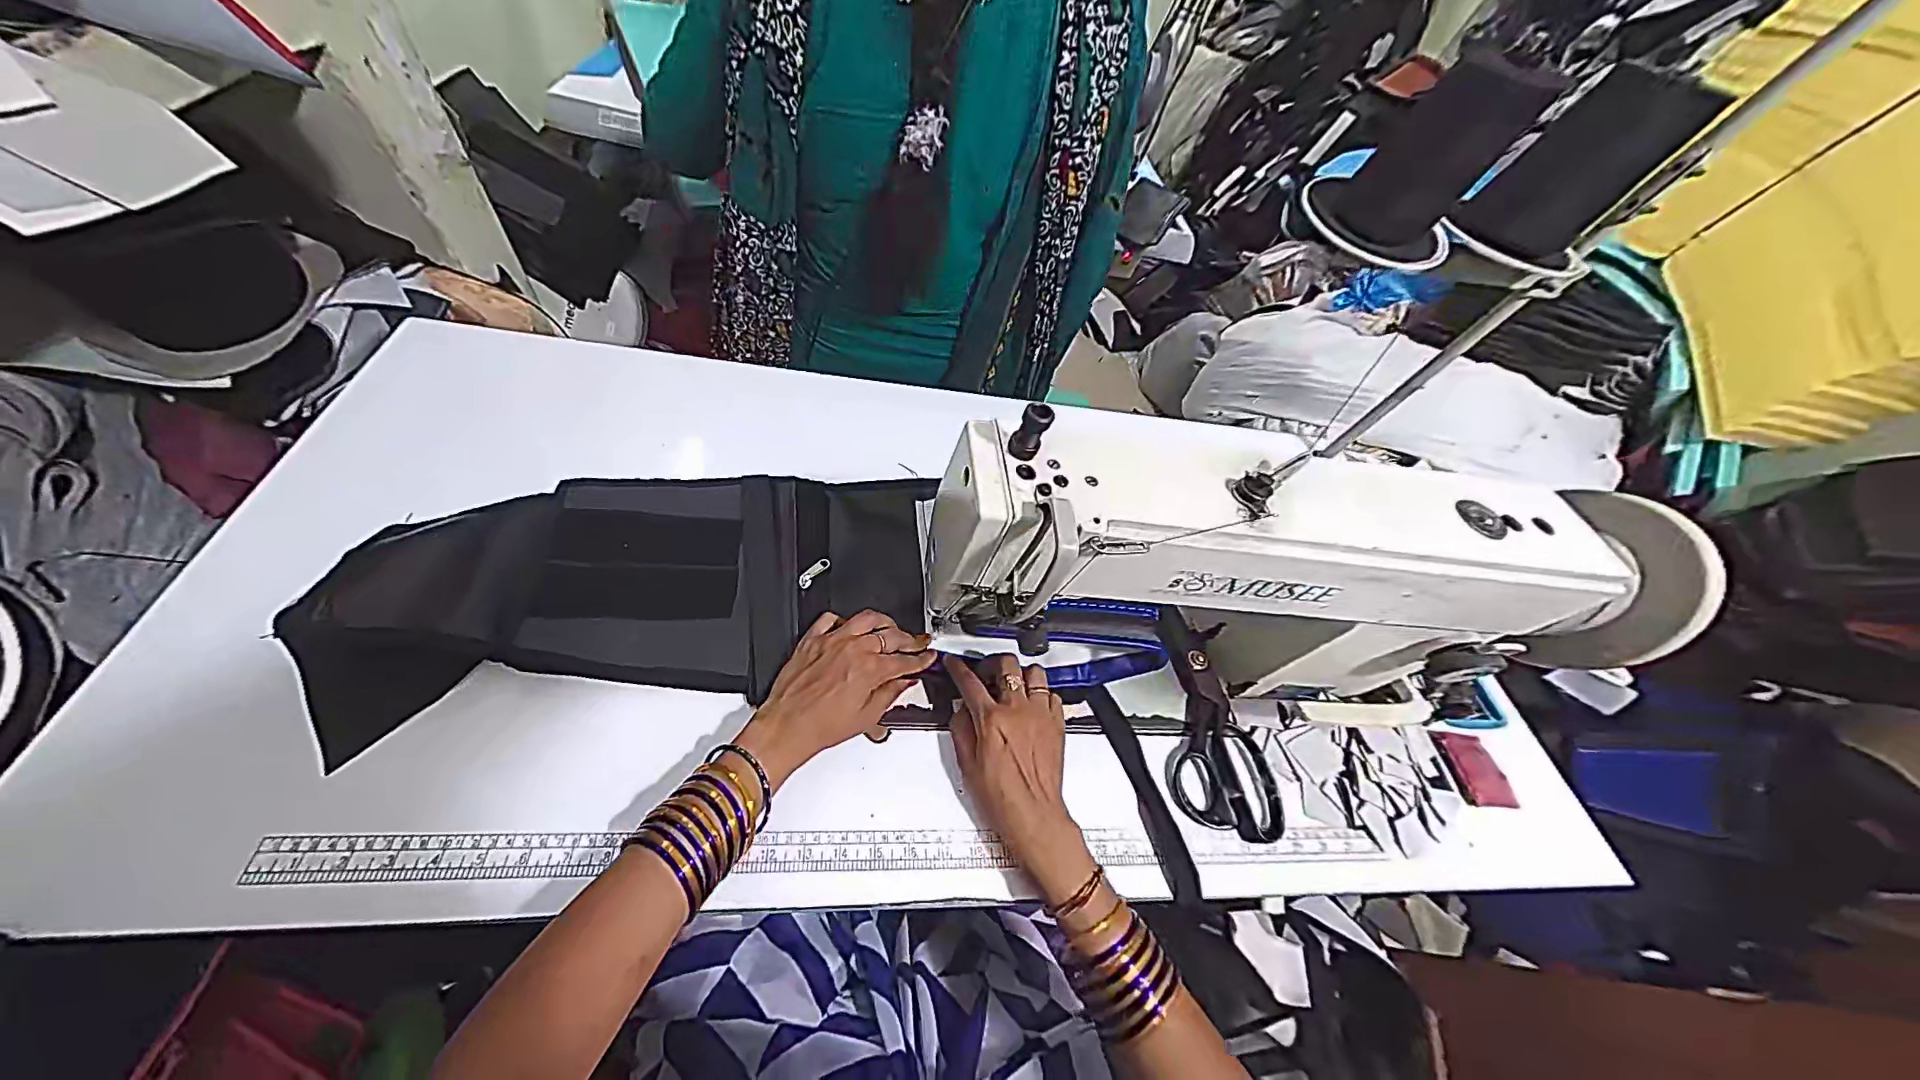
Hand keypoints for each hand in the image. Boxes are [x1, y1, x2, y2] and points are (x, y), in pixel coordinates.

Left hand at [734, 611, 932, 792]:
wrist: (786, 726)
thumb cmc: (820, 726)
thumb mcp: (867, 717)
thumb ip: (890, 694)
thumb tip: (903, 682)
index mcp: (870, 669)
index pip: (905, 659)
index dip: (922, 658)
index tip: (928, 656)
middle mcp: (853, 649)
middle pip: (892, 634)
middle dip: (910, 638)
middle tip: (917, 643)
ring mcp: (832, 641)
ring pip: (866, 618)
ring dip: (884, 622)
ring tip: (891, 627)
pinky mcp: (812, 640)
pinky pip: (831, 619)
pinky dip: (844, 620)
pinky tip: (849, 626)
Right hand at [945, 654, 1097, 906]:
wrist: (1033, 814)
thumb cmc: (1002, 797)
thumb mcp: (967, 763)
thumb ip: (961, 729)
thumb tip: (959, 710)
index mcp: (991, 719)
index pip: (969, 681)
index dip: (958, 667)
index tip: (955, 664)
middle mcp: (1017, 711)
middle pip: (1006, 664)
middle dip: (992, 663)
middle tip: (986, 672)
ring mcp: (1040, 715)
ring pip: (1034, 673)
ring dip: (1020, 674)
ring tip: (1012, 683)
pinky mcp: (1057, 723)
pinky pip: (1052, 694)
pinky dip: (1041, 693)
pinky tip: (1033, 703)